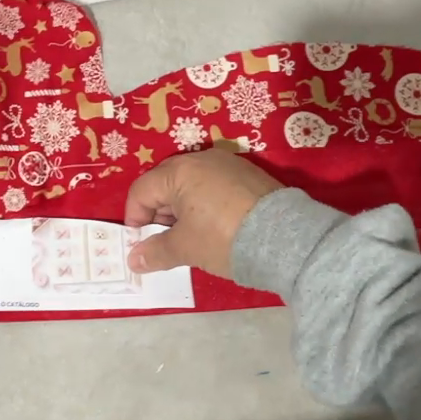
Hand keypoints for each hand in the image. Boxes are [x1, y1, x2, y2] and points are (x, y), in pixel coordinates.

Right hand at [124, 149, 282, 276]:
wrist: (286, 239)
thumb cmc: (223, 238)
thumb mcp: (185, 248)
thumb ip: (155, 252)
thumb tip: (134, 260)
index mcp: (178, 172)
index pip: (141, 191)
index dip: (136, 219)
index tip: (142, 244)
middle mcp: (200, 160)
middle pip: (165, 185)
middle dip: (159, 215)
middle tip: (166, 242)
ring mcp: (227, 165)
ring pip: (190, 186)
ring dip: (182, 211)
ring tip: (191, 238)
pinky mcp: (248, 175)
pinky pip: (214, 187)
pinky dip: (205, 205)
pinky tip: (215, 228)